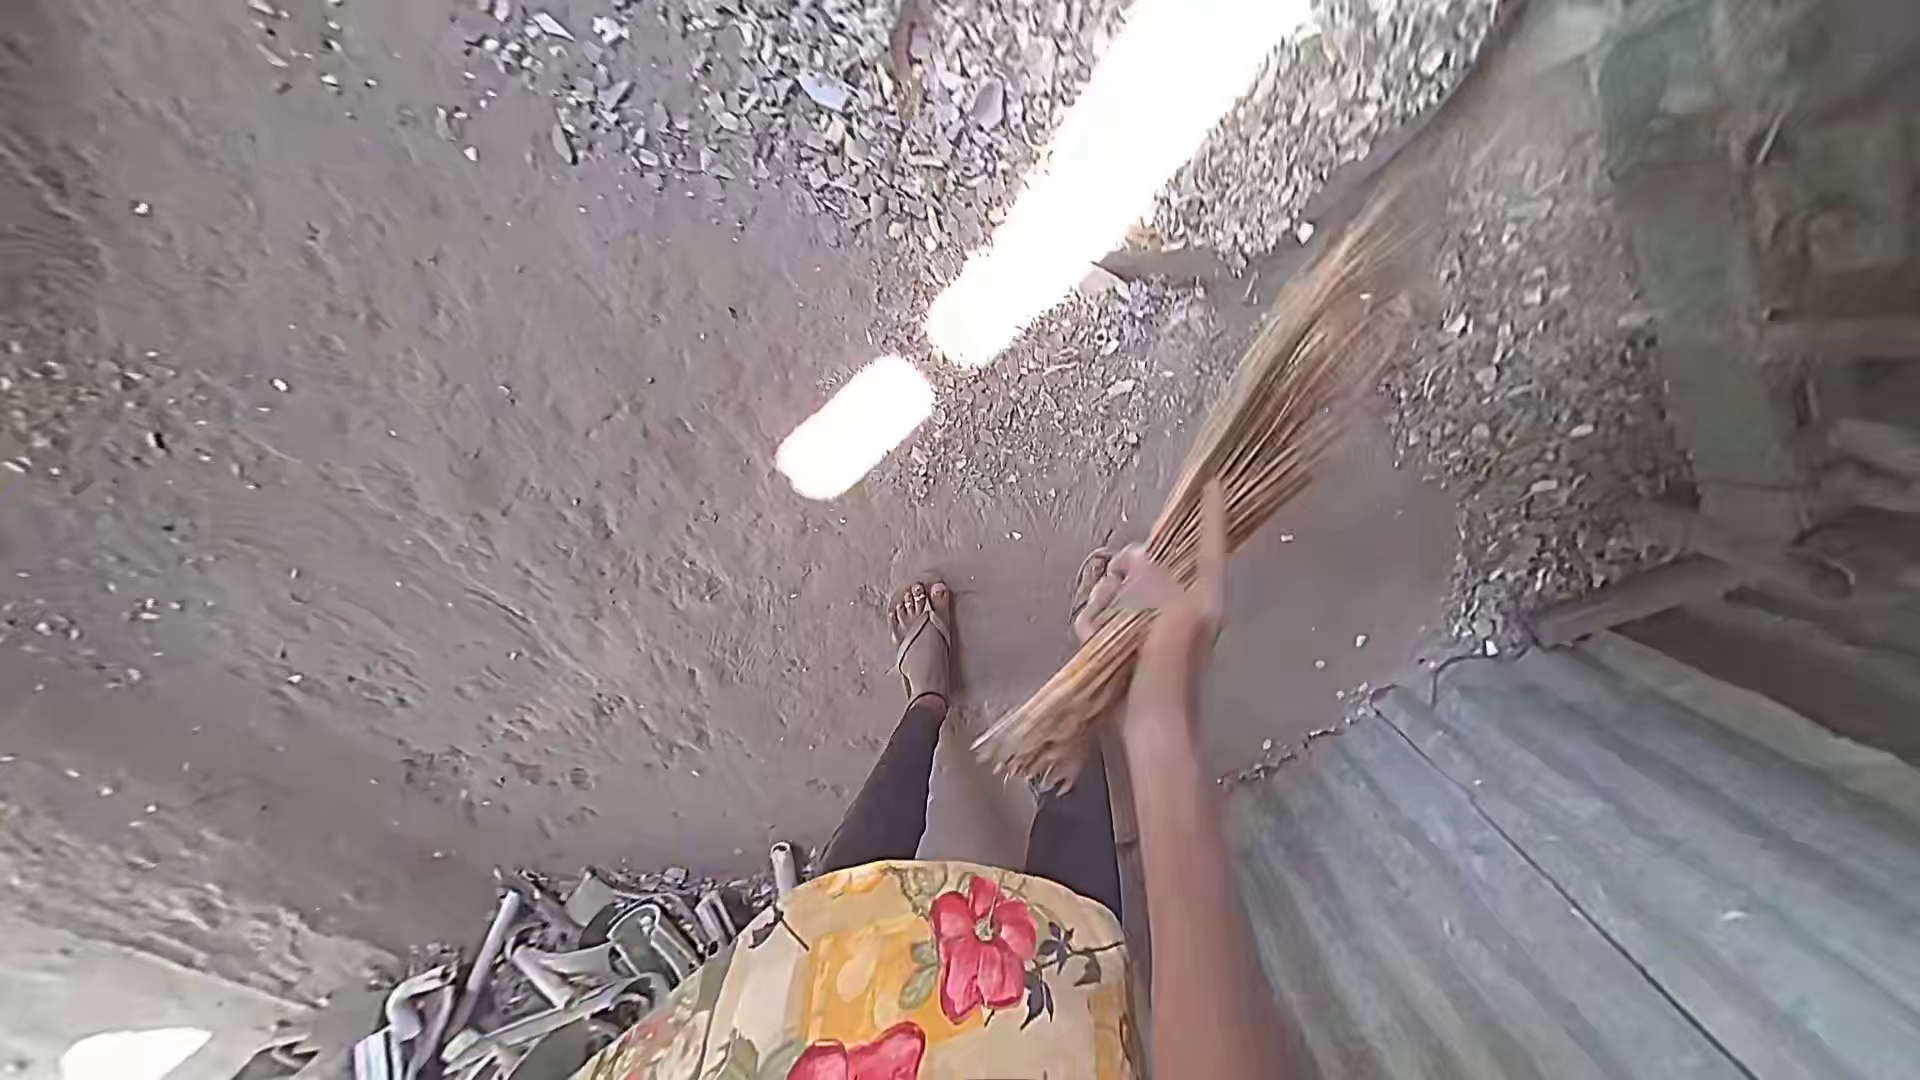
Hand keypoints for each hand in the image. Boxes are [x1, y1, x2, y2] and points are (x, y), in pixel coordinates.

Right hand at [1077, 481, 1226, 748]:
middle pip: (1145, 563)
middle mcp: (1177, 604)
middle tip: (1114, 587)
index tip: (1211, 483)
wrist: (1151, 729)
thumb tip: (1133, 554)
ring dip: (1102, 604)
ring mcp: (1148, 624)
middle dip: (1122, 573)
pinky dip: (1092, 625)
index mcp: (1201, 595)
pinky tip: (1092, 639)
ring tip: (1101, 629)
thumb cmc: (1170, 675)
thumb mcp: (1172, 618)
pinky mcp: (1123, 642)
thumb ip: (1154, 577)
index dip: (1208, 513)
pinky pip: (1100, 615)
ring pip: (1116, 588)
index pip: (1207, 543)